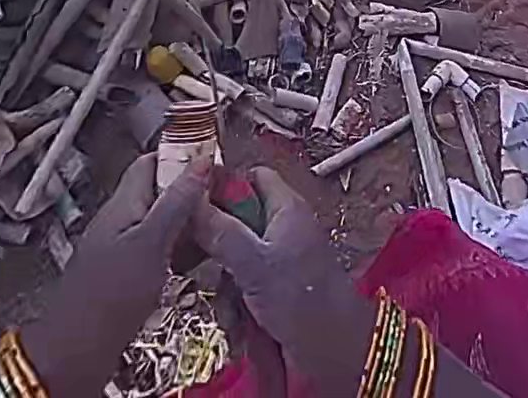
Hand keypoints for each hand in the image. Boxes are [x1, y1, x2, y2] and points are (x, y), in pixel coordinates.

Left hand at [25, 155, 209, 391]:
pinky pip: (160, 248)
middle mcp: (121, 220)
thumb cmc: (109, 298)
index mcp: (123, 204)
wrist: (73, 360)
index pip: (152, 161)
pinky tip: (196, 259)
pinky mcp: (127, 276)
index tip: (212, 163)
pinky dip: (180, 249)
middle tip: (222, 198)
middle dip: (192, 192)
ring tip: (216, 227)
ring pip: (162, 221)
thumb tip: (201, 163)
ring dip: (189, 221)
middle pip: (160, 191)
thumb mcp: (151, 243)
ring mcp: (122, 248)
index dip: (182, 156)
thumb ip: (177, 202)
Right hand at [192, 168, 376, 393]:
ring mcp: (280, 258)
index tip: (197, 209)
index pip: (253, 177)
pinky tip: (240, 328)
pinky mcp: (278, 288)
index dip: (226, 188)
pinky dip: (239, 306)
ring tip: (233, 311)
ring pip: (237, 260)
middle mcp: (283, 227)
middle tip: (201, 266)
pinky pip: (246, 287)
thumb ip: (222, 232)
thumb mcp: (255, 263)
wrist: (336, 349)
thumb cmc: (301, 296)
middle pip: (239, 221)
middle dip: (219, 250)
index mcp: (285, 206)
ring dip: (228, 288)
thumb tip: (191, 201)